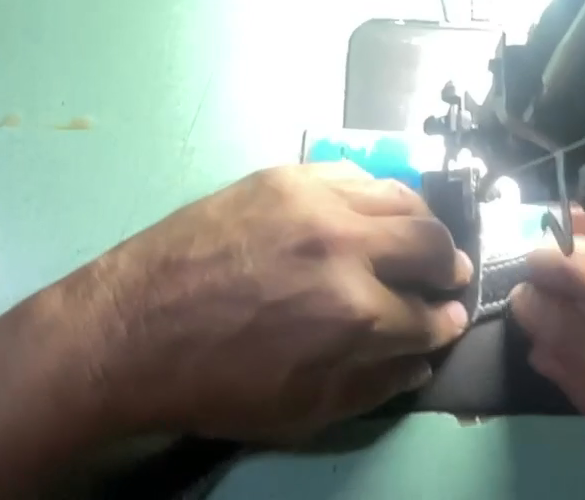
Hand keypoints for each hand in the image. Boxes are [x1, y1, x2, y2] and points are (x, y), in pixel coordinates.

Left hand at [35, 162, 472, 442]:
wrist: (132, 327)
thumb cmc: (215, 381)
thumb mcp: (300, 413)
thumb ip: (374, 387)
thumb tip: (422, 357)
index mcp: (354, 314)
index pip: (429, 314)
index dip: (447, 321)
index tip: (451, 318)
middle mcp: (347, 246)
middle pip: (432, 242)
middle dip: (450, 267)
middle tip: (448, 277)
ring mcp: (316, 200)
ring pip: (402, 195)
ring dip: (422, 222)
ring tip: (418, 238)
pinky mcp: (286, 175)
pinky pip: (354, 172)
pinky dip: (376, 194)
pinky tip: (369, 211)